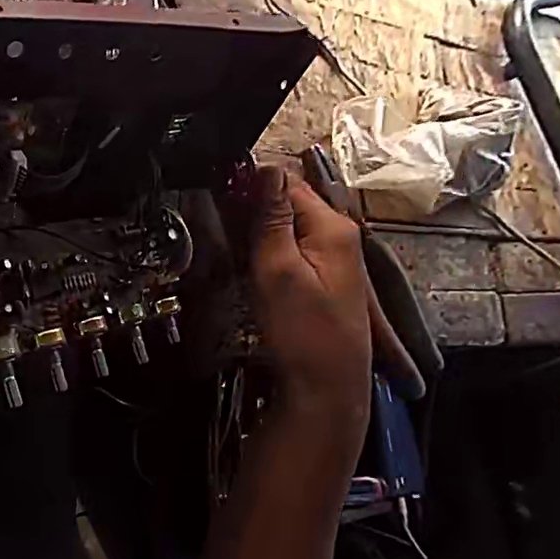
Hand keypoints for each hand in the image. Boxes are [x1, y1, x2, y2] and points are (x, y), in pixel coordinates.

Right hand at [249, 166, 371, 431]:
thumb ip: (271, 219)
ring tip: (237, 255)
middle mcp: (338, 236)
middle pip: (288, 203)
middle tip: (225, 234)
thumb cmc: (304, 335)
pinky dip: (270, 254)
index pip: (285, 182)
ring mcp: (333, 258)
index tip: (221, 203)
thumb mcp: (278, 271)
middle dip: (252, 213)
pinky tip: (255, 271)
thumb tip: (265, 171)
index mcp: (332, 226)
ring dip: (258, 235)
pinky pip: (292, 250)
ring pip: (287, 227)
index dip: (249, 188)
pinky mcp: (324, 278)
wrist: (327, 387)